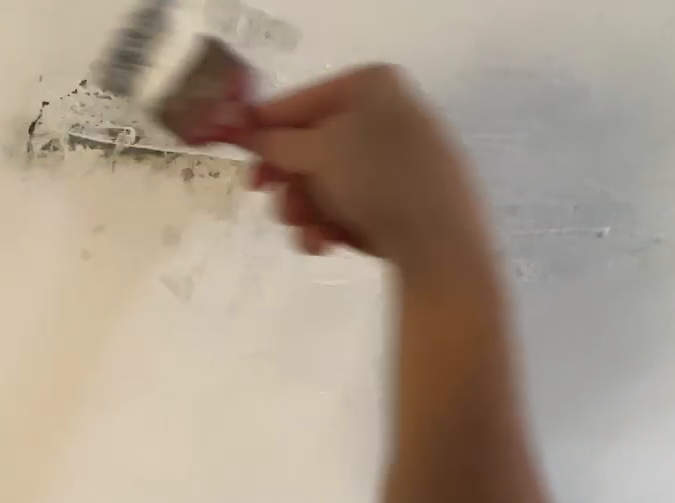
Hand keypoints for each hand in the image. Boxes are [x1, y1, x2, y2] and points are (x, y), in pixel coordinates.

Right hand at [236, 66, 493, 278]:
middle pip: (306, 151)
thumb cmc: (377, 178)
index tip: (237, 159)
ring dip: (305, 215)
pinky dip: (326, 227)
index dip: (263, 132)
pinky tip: (329, 244)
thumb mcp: (319, 152)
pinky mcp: (391, 199)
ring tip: (313, 236)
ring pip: (320, 186)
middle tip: (282, 209)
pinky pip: (341, 208)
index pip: (296, 104)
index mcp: (366, 86)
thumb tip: (245, 132)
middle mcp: (379, 116)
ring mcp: (386, 160)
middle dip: (291, 188)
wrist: (437, 236)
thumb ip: (277, 143)